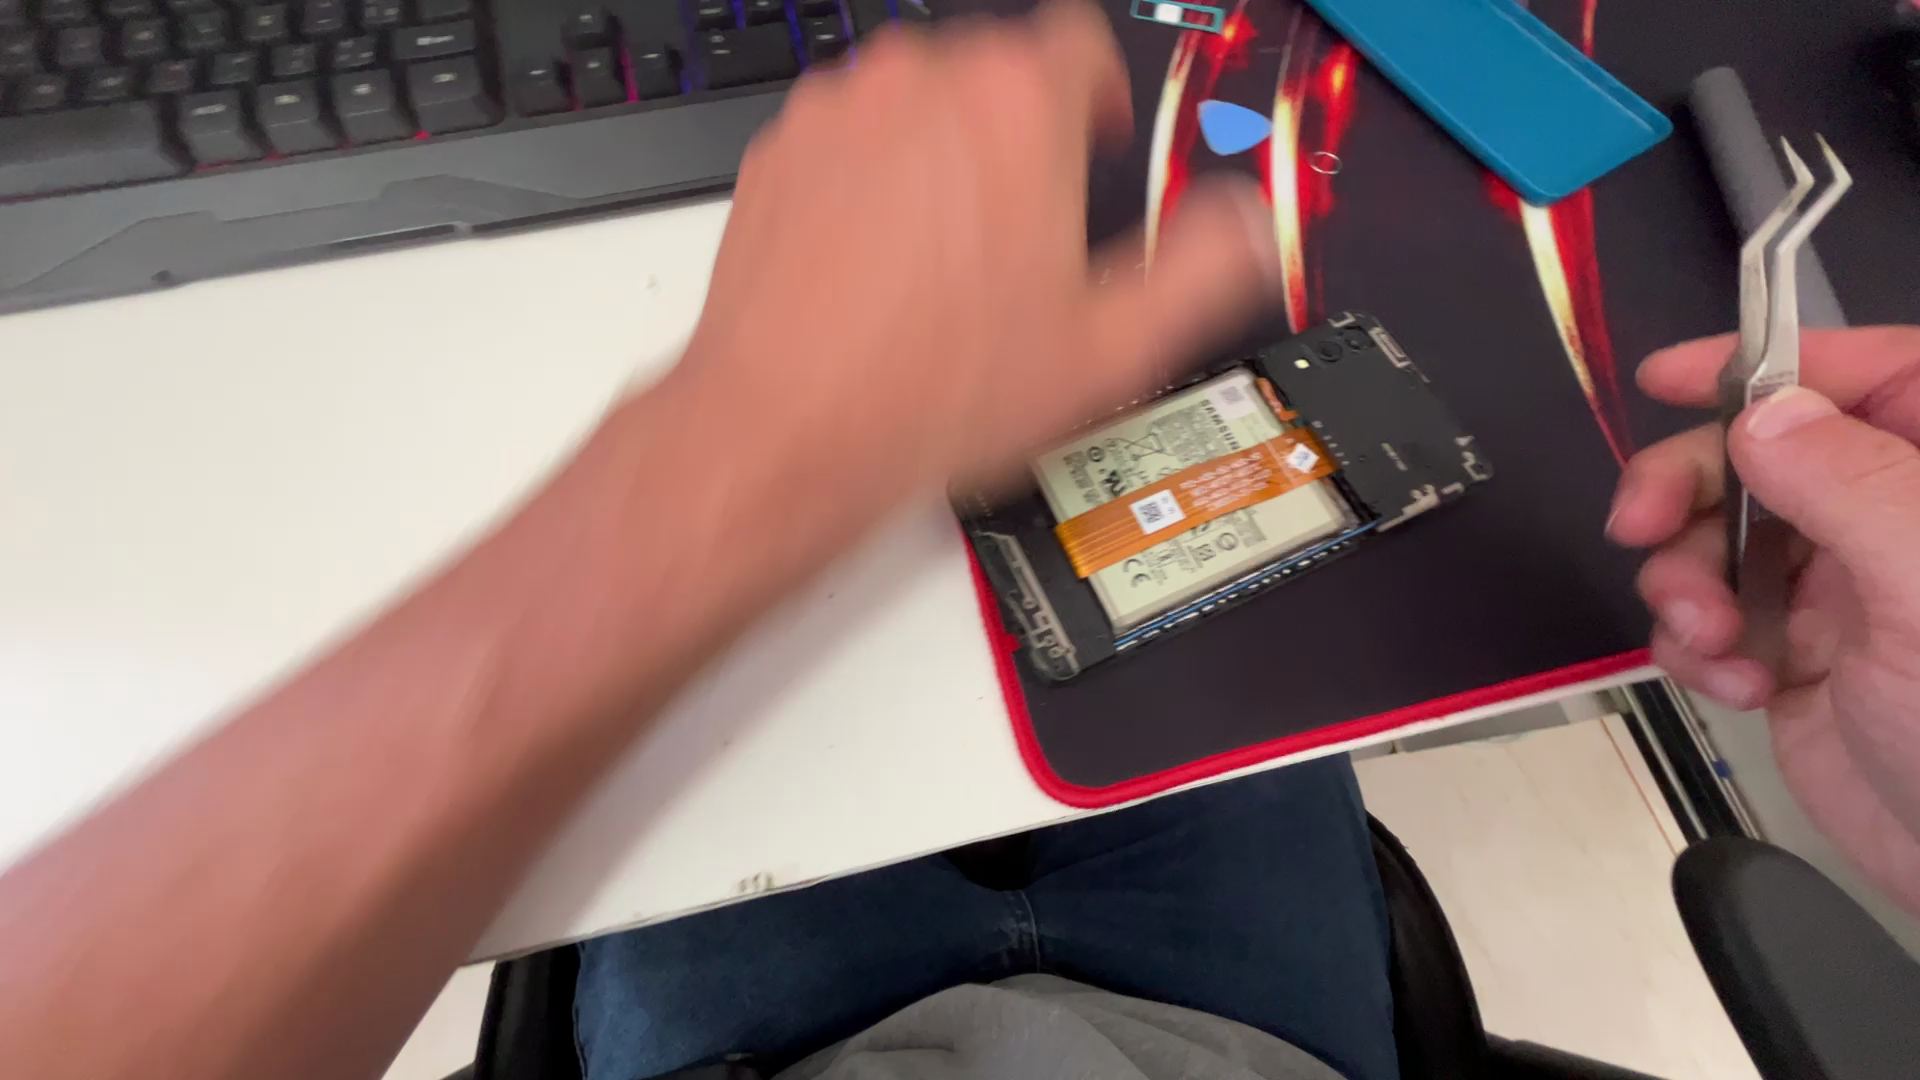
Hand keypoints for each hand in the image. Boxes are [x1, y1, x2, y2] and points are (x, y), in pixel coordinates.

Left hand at [668, 0, 1278, 506]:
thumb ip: (1199, 270)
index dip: (1097, 99)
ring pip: (918, 116)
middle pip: (995, 83)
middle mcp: (921, 84)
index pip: (1079, 50)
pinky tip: (880, 274)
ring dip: (944, 169)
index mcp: (1017, 108)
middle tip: (1020, 238)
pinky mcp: (779, 157)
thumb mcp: (1106, 350)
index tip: (1093, 141)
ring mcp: (839, 116)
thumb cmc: (935, 393)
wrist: (793, 429)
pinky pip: (848, 150)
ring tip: (945, 271)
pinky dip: (873, 190)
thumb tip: (1245, 229)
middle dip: (1020, 146)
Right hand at [1608, 327, 1919, 912]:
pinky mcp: (1786, 651)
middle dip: (1683, 495)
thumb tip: (1762, 410)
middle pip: (1755, 463)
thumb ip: (1856, 485)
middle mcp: (1896, 528)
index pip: (1875, 382)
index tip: (1665, 377)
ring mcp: (1838, 592)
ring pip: (1710, 545)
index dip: (1770, 365)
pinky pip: (1702, 618)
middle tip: (1635, 527)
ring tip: (1707, 640)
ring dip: (1684, 588)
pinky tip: (1727, 681)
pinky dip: (1693, 646)